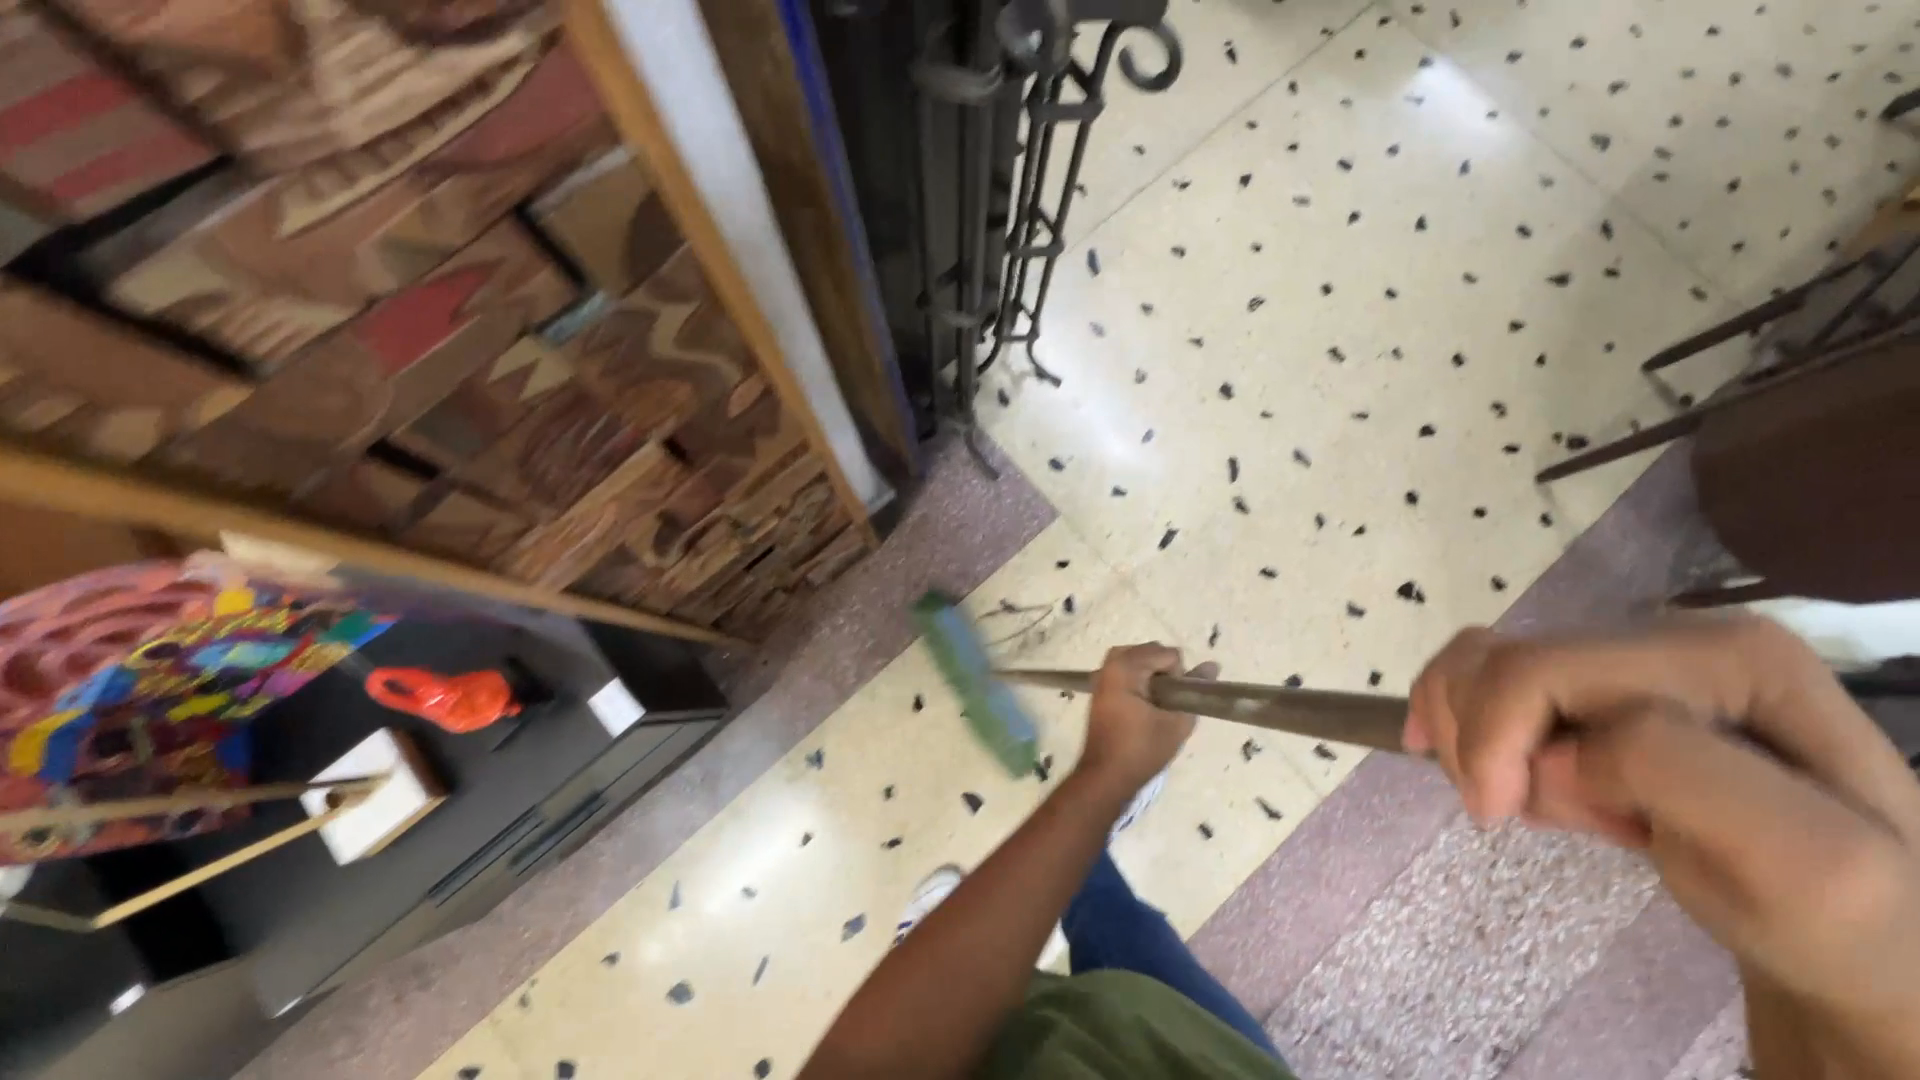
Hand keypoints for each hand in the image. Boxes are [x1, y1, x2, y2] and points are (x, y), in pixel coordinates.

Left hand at [1076, 643, 1215, 793]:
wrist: (1106, 776)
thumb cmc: (1142, 750)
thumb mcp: (1177, 723)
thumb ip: (1195, 692)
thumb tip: (1213, 666)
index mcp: (1125, 667)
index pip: (1167, 654)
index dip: (1178, 677)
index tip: (1174, 702)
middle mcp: (1109, 665)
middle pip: (1149, 651)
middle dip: (1164, 671)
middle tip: (1167, 703)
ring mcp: (1101, 677)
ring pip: (1136, 660)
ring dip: (1152, 675)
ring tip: (1158, 704)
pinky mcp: (1099, 690)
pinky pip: (1124, 671)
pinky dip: (1138, 680)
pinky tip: (1144, 706)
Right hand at [1407, 617, 1919, 1075]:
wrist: (1861, 928)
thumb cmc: (1842, 914)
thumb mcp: (1802, 862)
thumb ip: (1677, 776)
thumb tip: (1550, 750)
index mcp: (1725, 656)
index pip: (1536, 671)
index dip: (1494, 746)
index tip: (1512, 824)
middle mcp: (1672, 631)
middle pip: (1498, 663)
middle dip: (1484, 747)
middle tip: (1533, 817)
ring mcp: (1631, 651)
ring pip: (1477, 664)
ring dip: (1474, 741)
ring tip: (1538, 801)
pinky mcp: (1598, 677)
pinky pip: (1483, 676)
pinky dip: (1469, 728)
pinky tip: (1505, 775)